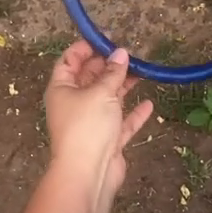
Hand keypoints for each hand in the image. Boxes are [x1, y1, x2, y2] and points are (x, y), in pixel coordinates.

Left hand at [44, 42, 152, 200]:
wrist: (88, 174)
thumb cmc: (87, 126)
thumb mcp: (101, 92)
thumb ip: (113, 72)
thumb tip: (121, 53)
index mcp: (62, 89)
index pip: (69, 61)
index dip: (85, 48)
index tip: (105, 39)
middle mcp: (74, 104)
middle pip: (90, 78)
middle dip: (108, 65)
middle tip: (128, 53)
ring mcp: (90, 123)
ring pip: (108, 99)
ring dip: (123, 86)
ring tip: (142, 72)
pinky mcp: (107, 141)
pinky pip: (121, 122)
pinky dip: (134, 113)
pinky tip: (149, 104)